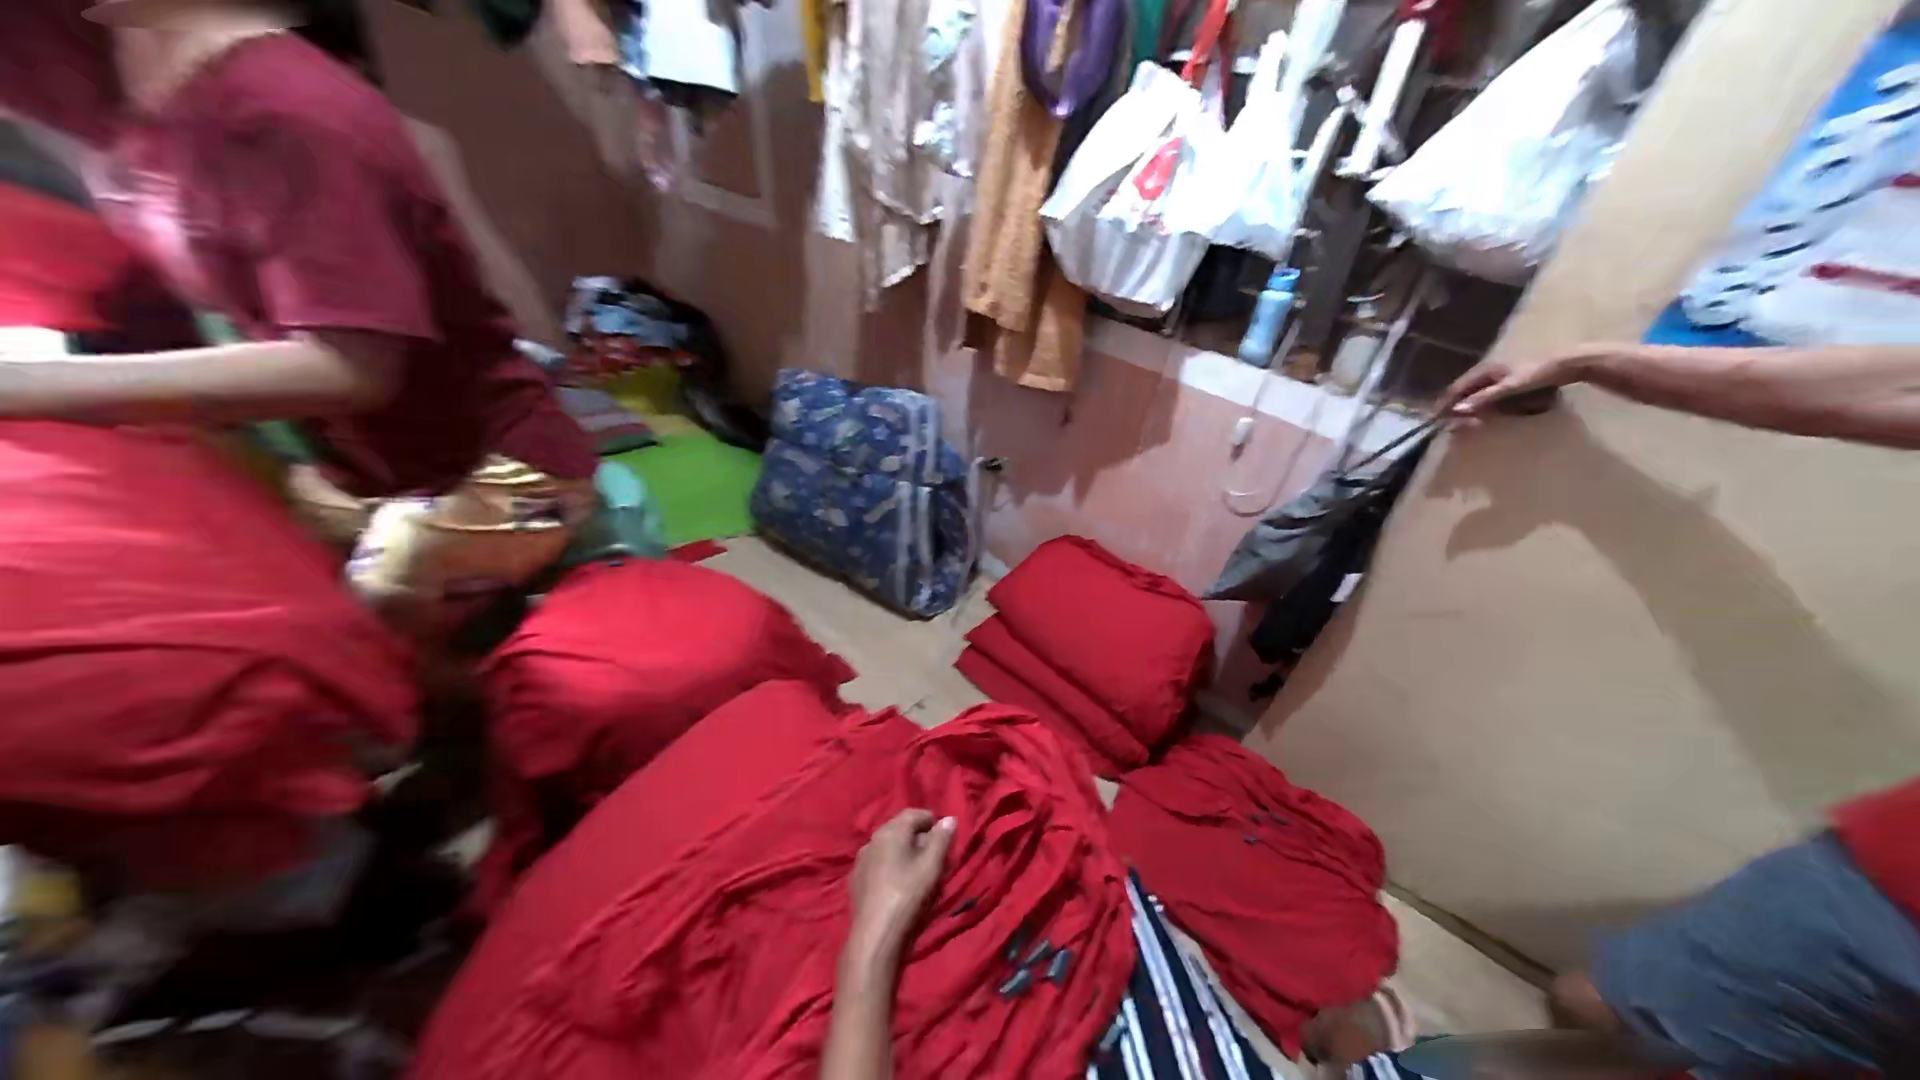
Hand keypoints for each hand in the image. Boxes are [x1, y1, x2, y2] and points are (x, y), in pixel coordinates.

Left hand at [846, 809, 955, 959]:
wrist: (875, 937)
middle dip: (920, 840)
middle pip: (901, 830)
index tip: (945, 841)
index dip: (933, 823)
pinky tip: (899, 888)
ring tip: (919, 875)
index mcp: (890, 830)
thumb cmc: (907, 895)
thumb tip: (949, 819)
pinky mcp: (856, 881)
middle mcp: (872, 839)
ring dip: (905, 855)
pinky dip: (891, 869)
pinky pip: (878, 865)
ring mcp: (861, 860)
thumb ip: (942, 839)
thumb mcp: (932, 866)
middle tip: (936, 860)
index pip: (915, 814)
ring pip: (889, 849)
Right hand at [1440, 351, 1589, 423]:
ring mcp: (1500, 375)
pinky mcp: (1511, 379)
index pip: (1456, 389)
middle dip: (1456, 407)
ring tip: (1467, 420)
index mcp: (1484, 370)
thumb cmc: (1539, 374)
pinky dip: (1483, 403)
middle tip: (1451, 423)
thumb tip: (1457, 409)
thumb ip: (1484, 398)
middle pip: (1464, 391)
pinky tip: (1487, 411)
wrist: (1571, 364)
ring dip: (1470, 406)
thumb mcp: (1510, 387)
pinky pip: (1489, 394)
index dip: (1445, 404)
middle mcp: (1488, 371)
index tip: (1436, 419)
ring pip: (1476, 392)